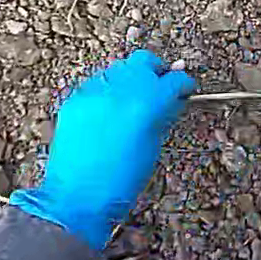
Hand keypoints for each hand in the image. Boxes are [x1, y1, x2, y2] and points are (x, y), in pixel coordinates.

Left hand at [10, 50, 194, 248]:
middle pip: (144, 61)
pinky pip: (97, 84)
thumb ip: (163, 116)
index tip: (185, 89)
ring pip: (119, 68)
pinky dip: (109, 91)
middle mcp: (119, 91)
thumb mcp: (153, 148)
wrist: (78, 198)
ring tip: (134, 100)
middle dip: (156, 71)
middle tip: (161, 86)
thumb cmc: (119, 182)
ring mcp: (94, 92)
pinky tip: (112, 110)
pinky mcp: (75, 99)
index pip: (173, 80)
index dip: (184, 84)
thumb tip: (173, 101)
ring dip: (131, 79)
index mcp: (145, 104)